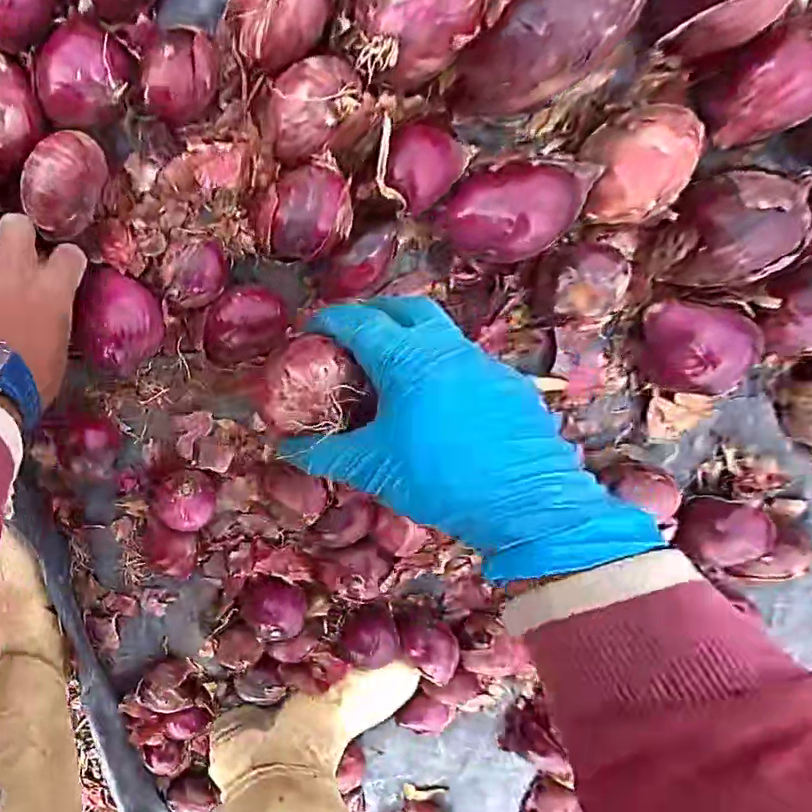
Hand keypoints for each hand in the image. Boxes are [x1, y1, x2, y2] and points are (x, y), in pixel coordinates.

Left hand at [0, 212, 87, 401]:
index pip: (69, 254)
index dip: (66, 261)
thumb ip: (55, 318)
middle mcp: (17, 271)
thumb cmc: (32, 379)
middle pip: (17, 224)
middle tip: (15, 251)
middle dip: (17, 234)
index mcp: (53, 289)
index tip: (64, 270)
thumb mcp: (58, 348)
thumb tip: (51, 312)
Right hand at [280, 298, 663, 581]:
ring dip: (408, 337)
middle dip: (372, 313)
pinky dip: (436, 365)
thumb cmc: (436, 479)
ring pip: (438, 331)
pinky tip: (430, 400)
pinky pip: (462, 360)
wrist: (525, 505)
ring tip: (387, 368)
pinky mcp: (506, 383)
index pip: (359, 322)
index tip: (310, 329)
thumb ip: (323, 453)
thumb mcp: (370, 468)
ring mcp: (482, 362)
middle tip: (349, 335)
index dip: (328, 321)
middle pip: (404, 307)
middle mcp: (446, 349)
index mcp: (408, 360)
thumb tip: (286, 448)